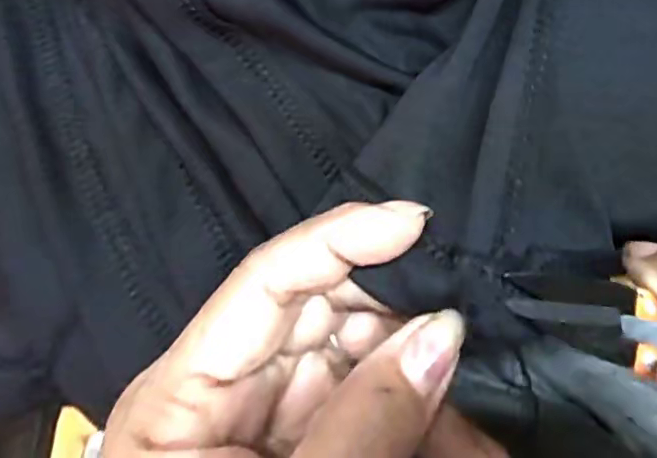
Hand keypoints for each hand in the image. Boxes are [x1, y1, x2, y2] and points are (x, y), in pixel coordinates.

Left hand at [104, 201, 504, 457]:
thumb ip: (364, 422)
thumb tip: (445, 327)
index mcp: (185, 391)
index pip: (270, 278)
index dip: (345, 236)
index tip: (418, 221)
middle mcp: (230, 383)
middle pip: (322, 303)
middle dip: (396, 298)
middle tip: (463, 302)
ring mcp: (273, 412)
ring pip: (357, 342)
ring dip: (416, 348)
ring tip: (471, 361)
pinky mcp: (312, 437)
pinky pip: (371, 392)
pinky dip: (415, 400)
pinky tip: (460, 419)